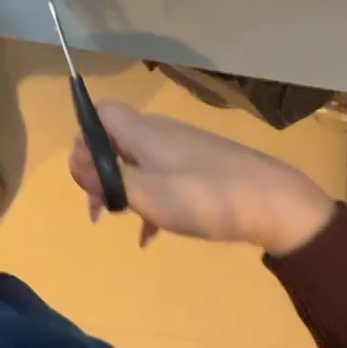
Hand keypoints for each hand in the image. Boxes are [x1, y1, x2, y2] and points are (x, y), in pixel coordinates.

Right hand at [69, 102, 335, 255]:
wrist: (273, 202)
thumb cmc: (204, 196)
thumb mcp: (147, 194)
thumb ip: (107, 178)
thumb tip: (72, 159)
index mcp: (141, 132)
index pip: (99, 113)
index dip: (83, 138)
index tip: (85, 175)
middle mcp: (157, 132)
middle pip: (113, 139)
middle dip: (99, 172)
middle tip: (98, 210)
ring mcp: (180, 148)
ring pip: (136, 161)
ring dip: (122, 189)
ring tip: (123, 223)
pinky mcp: (198, 166)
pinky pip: (160, 176)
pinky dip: (149, 199)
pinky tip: (152, 234)